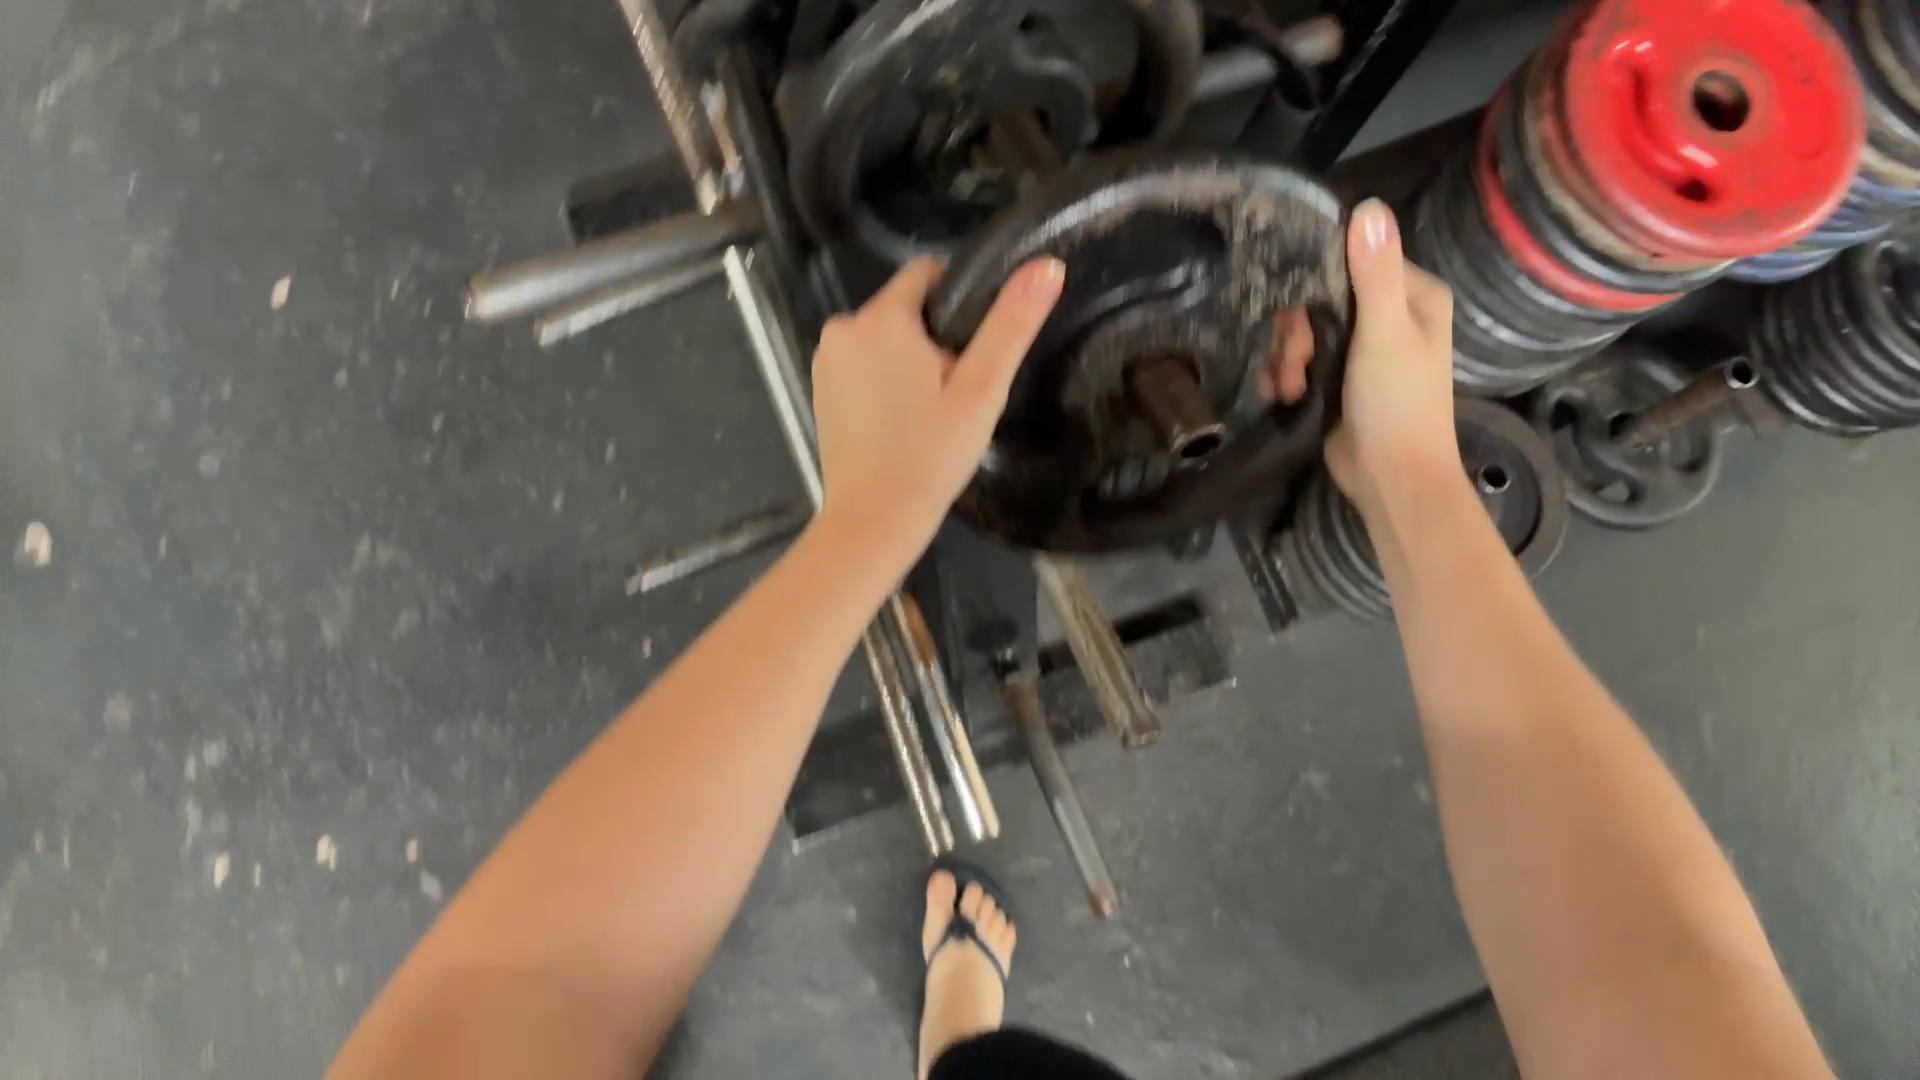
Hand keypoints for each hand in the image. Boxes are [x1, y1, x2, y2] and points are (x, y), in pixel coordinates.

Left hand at [811, 255, 1064, 550]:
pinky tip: (900, 421)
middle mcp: (843, 327)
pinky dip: (882, 380)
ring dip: (908, 359)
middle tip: (955, 391)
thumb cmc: (930, 456)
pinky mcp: (818, 388)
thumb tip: (1046, 264)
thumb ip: (1011, 324)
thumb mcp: (981, 390)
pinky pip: (862, 364)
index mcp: (882, 317)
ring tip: (929, 410)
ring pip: (884, 338)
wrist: (873, 519)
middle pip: (906, 309)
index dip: (960, 300)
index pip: (928, 272)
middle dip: (934, 337)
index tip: (975, 346)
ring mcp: (825, 359)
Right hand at [1263, 199, 1460, 523]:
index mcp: (1412, 297)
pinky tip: (1280, 395)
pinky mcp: (1336, 382)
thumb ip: (1374, 273)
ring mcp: (1360, 352)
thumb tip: (1367, 206)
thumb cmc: (1397, 403)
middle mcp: (1389, 318)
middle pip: (1321, 301)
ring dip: (1285, 361)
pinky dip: (1283, 378)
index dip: (1318, 285)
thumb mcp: (1384, 333)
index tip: (1300, 317)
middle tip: (1296, 361)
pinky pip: (1298, 364)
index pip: (1354, 263)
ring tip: (1288, 388)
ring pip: (1304, 334)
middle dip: (1296, 334)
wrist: (1391, 476)